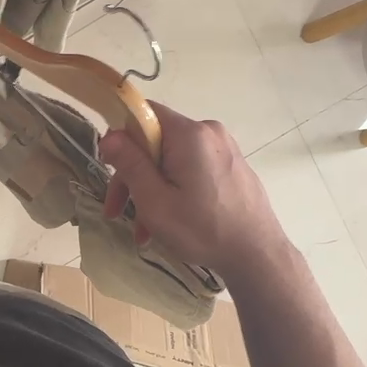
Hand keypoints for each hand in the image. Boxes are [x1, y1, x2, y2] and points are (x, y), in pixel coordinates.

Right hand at [99, 104, 292, 280]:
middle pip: (155, 142)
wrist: (257, 254)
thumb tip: (109, 136)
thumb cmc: (202, 229)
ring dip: (151, 191)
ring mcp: (223, 148)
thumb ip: (130, 165)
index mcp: (189, 134)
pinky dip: (173, 191)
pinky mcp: (230, 165)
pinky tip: (168, 222)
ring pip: (171, 161)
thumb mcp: (155, 202)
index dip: (120, 137)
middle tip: (117, 213)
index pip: (144, 113)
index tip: (109, 169)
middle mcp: (208, 132)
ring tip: (143, 231)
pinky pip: (190, 170)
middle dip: (133, 176)